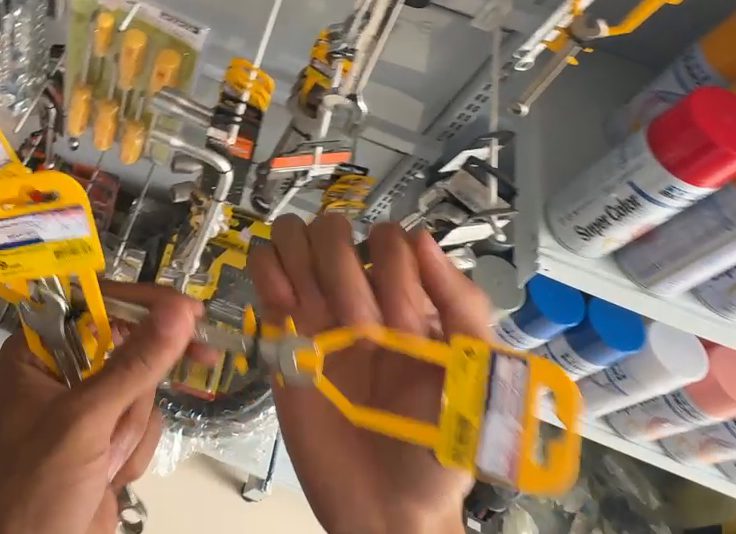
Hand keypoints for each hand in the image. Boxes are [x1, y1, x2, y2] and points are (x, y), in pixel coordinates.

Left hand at [0, 282, 202, 533]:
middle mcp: (59, 370)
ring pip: (140, 386)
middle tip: (201, 356)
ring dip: (131, 427)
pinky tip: (109, 476)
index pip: (93, 304)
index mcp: (36, 351)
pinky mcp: (106, 437)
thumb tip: (178, 312)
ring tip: (104, 460)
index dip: (139, 303)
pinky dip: (134, 450)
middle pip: (126, 343)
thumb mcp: (85, 420)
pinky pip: (143, 421)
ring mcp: (85, 406)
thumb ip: (135, 364)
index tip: (185, 309)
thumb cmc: (38, 489)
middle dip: (140, 382)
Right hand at [250, 214, 492, 533]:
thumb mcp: (472, 378)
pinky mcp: (279, 328)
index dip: (393, 273)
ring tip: (311, 306)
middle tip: (359, 332)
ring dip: (301, 259)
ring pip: (295, 235)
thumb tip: (420, 237)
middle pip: (335, 229)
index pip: (390, 238)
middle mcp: (360, 291)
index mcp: (408, 297)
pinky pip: (263, 267)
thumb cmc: (436, 446)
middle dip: (344, 269)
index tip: (402, 330)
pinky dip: (266, 269)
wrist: (384, 506)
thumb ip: (463, 308)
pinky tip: (282, 304)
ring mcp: (316, 306)